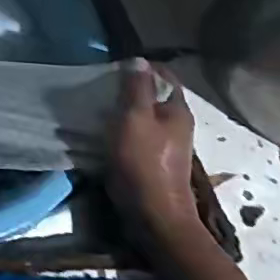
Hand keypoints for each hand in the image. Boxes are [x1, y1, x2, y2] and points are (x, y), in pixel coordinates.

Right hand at [109, 58, 198, 236]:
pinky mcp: (156, 163)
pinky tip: (107, 136)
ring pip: (145, 117)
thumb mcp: (135, 118)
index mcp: (178, 109)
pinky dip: (124, 132)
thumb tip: (139, 59)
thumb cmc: (144, 163)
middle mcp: (178, 124)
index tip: (116, 70)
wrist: (154, 219)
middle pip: (154, 95)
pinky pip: (139, 136)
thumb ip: (136, 87)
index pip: (164, 74)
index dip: (142, 67)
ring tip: (101, 111)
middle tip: (104, 89)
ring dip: (125, 112)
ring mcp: (168, 145)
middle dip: (130, 90)